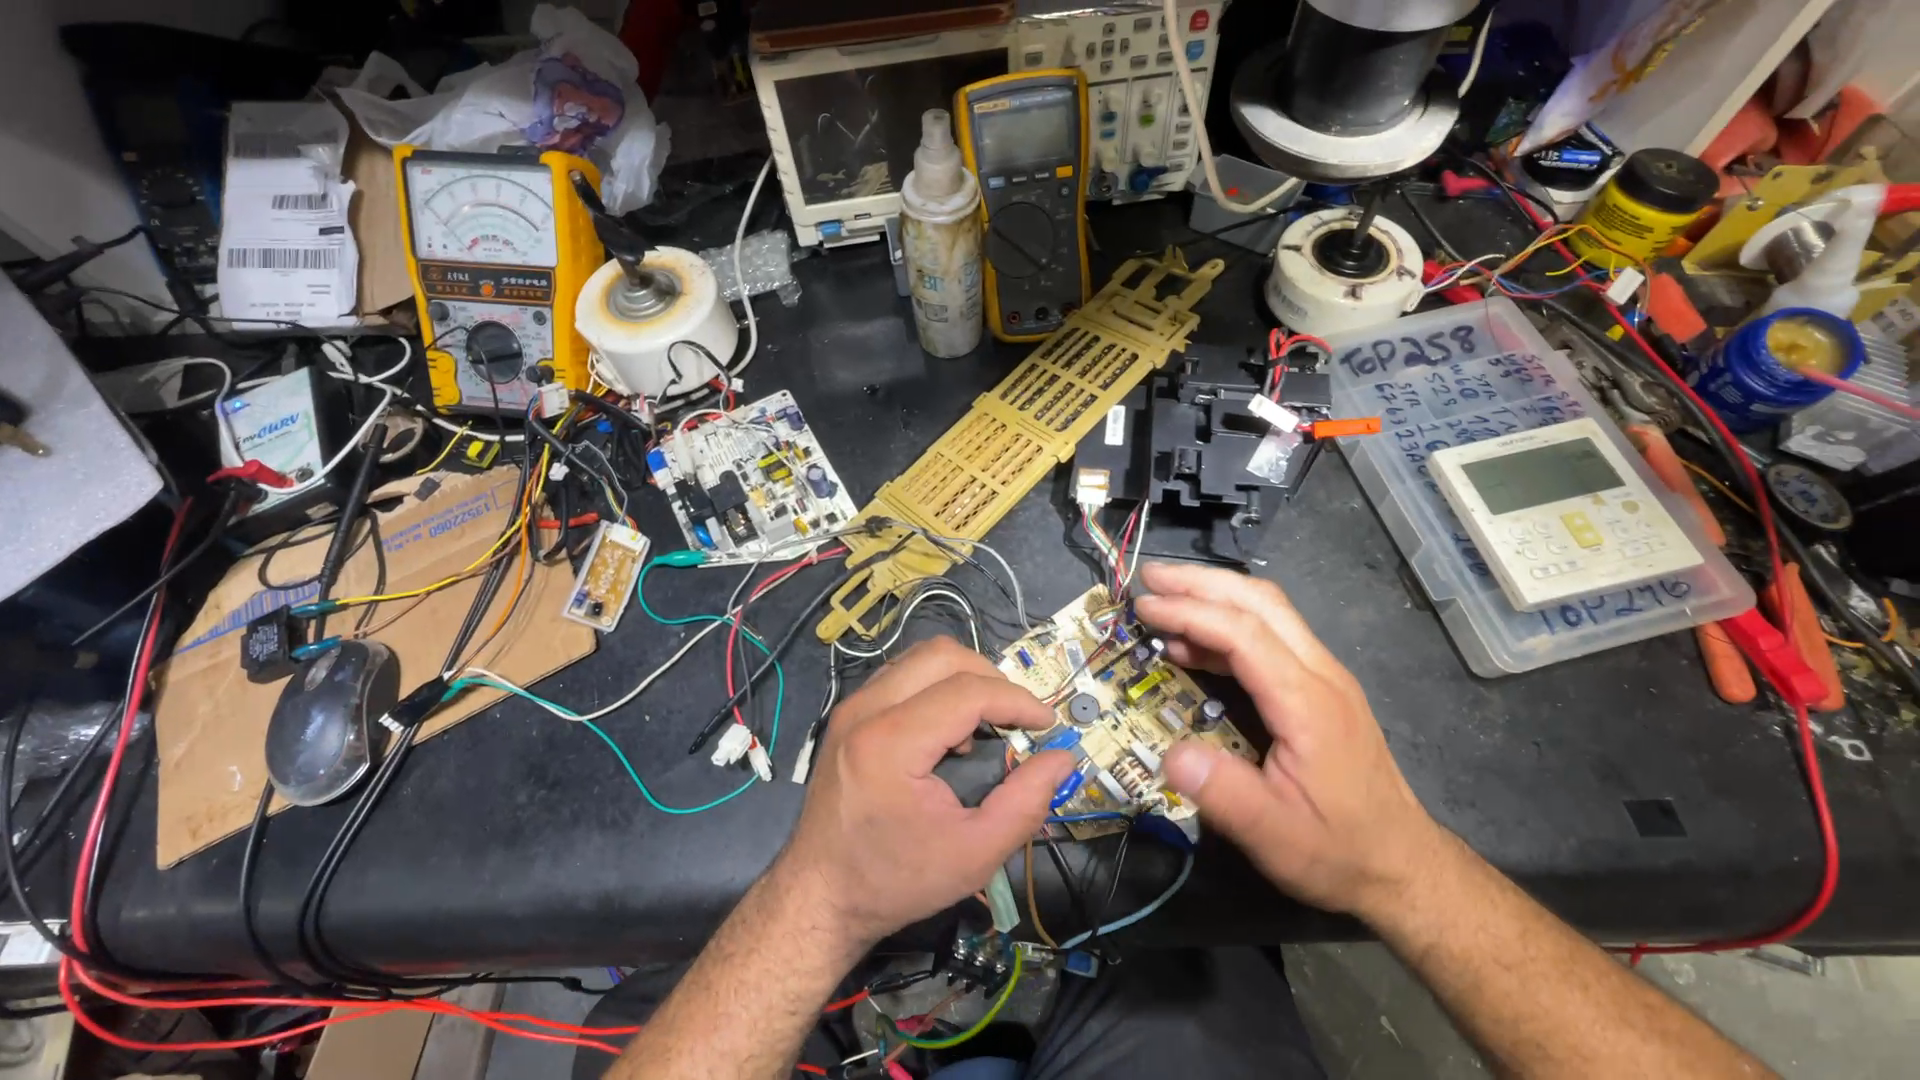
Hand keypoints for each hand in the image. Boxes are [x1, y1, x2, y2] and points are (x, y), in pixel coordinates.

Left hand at [772, 637, 1074, 948]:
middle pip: (943, 656)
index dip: (1017, 701)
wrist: (820, 895)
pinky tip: (950, 733)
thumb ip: (1026, 802)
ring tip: (987, 725)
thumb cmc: (895, 880)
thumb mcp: (974, 854)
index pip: (967, 691)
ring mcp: (851, 709)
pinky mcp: (848, 716)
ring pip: (920, 658)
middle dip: (991, 679)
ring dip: (964, 679)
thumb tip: (1063, 758)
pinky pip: (902, 676)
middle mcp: (865, 711)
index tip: (1046, 725)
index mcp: (891, 743)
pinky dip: (937, 687)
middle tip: (1017, 719)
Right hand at [1134, 562, 1441, 919]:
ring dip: (1214, 597)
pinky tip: (1193, 648)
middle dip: (1201, 582)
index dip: (1190, 612)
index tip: (1144, 606)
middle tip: (1149, 578)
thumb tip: (1169, 755)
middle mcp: (1321, 674)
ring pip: (1269, 612)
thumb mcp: (1272, 834)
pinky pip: (1271, 638)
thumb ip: (1220, 792)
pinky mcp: (1319, 690)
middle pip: (1260, 602)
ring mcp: (1324, 678)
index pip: (1244, 632)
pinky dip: (1227, 628)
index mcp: (1308, 702)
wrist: (1402, 865)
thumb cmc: (1337, 848)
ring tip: (1161, 603)